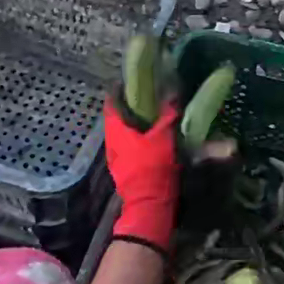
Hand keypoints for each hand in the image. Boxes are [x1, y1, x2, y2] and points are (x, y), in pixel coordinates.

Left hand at [102, 98, 178, 250]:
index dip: (120, 88)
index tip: (134, 79)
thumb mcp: (165, 136)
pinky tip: (152, 136)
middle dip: (130, 105)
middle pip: (117, 115)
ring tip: (152, 113)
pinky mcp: (124, 167)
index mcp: (115, 128)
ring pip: (123, 131)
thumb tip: (173, 90)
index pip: (112, 100)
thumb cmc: (153, 165)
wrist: (148, 204)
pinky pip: (129, 144)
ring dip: (135, 122)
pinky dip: (138, 136)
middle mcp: (111, 140)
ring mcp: (115, 155)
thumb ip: (168, 113)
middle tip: (147, 93)